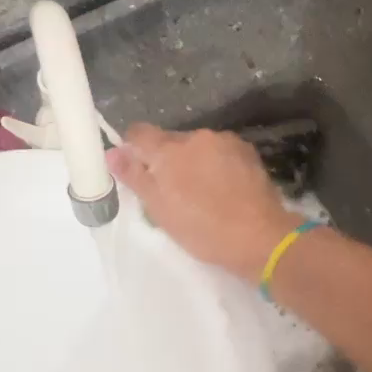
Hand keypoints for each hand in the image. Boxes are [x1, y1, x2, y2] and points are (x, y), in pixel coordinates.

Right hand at [107, 123, 301, 280]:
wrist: (259, 238)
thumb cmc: (202, 229)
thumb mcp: (159, 209)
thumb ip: (134, 177)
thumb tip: (111, 152)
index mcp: (169, 149)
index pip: (139, 133)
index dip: (132, 149)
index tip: (136, 171)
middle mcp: (197, 136)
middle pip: (170, 141)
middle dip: (166, 161)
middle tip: (171, 195)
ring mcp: (225, 142)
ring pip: (198, 148)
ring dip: (193, 163)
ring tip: (201, 196)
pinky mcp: (248, 152)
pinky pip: (221, 153)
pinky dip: (216, 167)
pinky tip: (223, 192)